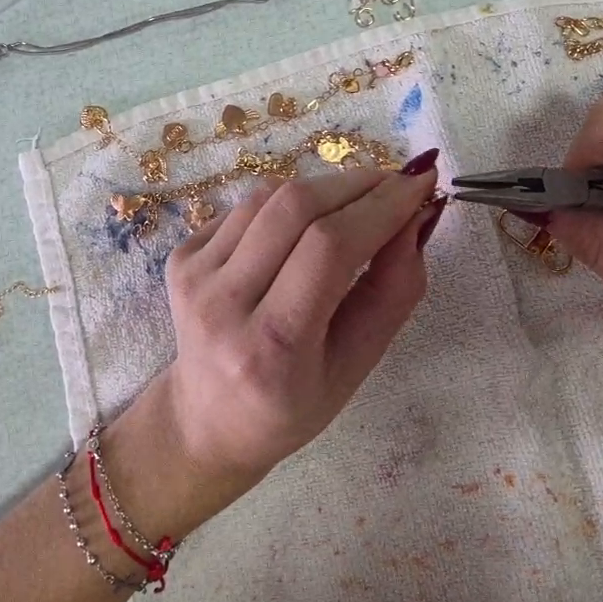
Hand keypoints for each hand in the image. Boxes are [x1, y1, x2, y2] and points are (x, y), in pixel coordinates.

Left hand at [100, 154, 444, 535]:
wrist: (208, 419)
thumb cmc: (294, 404)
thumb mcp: (358, 364)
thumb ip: (394, 291)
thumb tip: (416, 217)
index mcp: (273, 348)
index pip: (329, 248)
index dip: (381, 206)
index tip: (421, 182)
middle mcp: (223, 305)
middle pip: (295, 207)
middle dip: (356, 185)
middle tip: (396, 185)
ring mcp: (193, 276)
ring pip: (269, 197)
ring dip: (324, 190)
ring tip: (356, 207)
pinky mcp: (180, 256)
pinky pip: (245, 208)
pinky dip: (286, 206)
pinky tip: (303, 230)